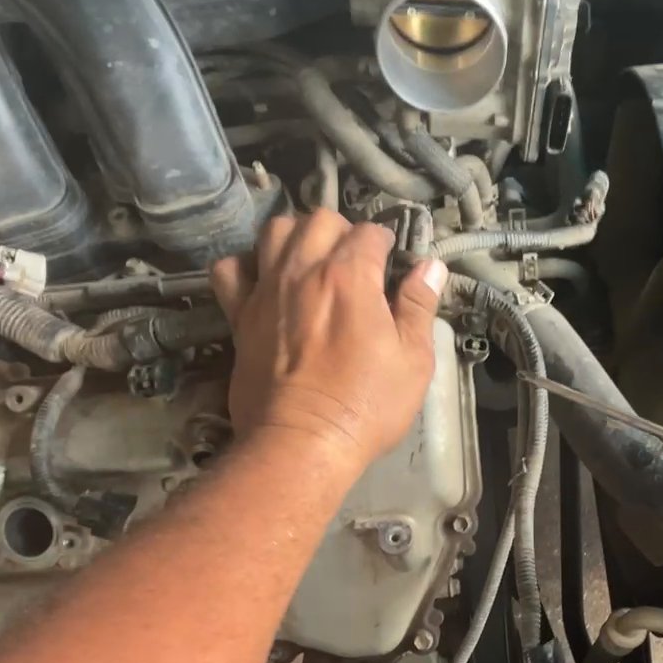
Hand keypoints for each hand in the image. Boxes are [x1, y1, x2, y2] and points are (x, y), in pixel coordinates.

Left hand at [212, 212, 445, 468]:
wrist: (302, 443)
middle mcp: (304, 270)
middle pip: (320, 219)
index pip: (369, 232)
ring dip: (296, 237)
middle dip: (342, 232)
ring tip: (312, 263)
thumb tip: (431, 267)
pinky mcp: (240, 316)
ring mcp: (266, 290)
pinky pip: (230, 269)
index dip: (386, 243)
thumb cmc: (365, 406)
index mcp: (351, 276)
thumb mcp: (413, 361)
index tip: (392, 264)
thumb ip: (419, 307)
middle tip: (355, 263)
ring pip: (274, 231)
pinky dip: (247, 266)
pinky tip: (264, 282)